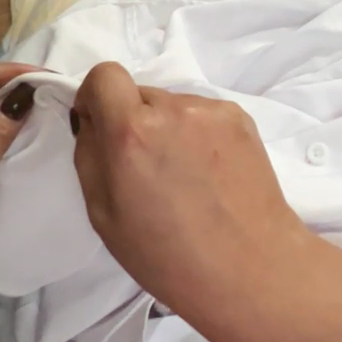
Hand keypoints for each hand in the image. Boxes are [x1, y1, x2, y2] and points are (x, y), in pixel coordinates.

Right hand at [71, 62, 318, 341]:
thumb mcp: (104, 214)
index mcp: (132, 132)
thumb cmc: (166, 255)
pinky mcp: (240, 116)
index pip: (104, 74)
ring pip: (173, 106)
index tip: (102, 126)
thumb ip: (91, 154)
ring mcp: (211, 110)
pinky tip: (211, 174)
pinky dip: (199, 135)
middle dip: (135, 122)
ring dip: (170, 129)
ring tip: (186, 178)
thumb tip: (94, 119)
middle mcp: (173, 109)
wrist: (249, 267)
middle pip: (140, 95)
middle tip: (148, 169)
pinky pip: (204, 115)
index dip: (97, 97)